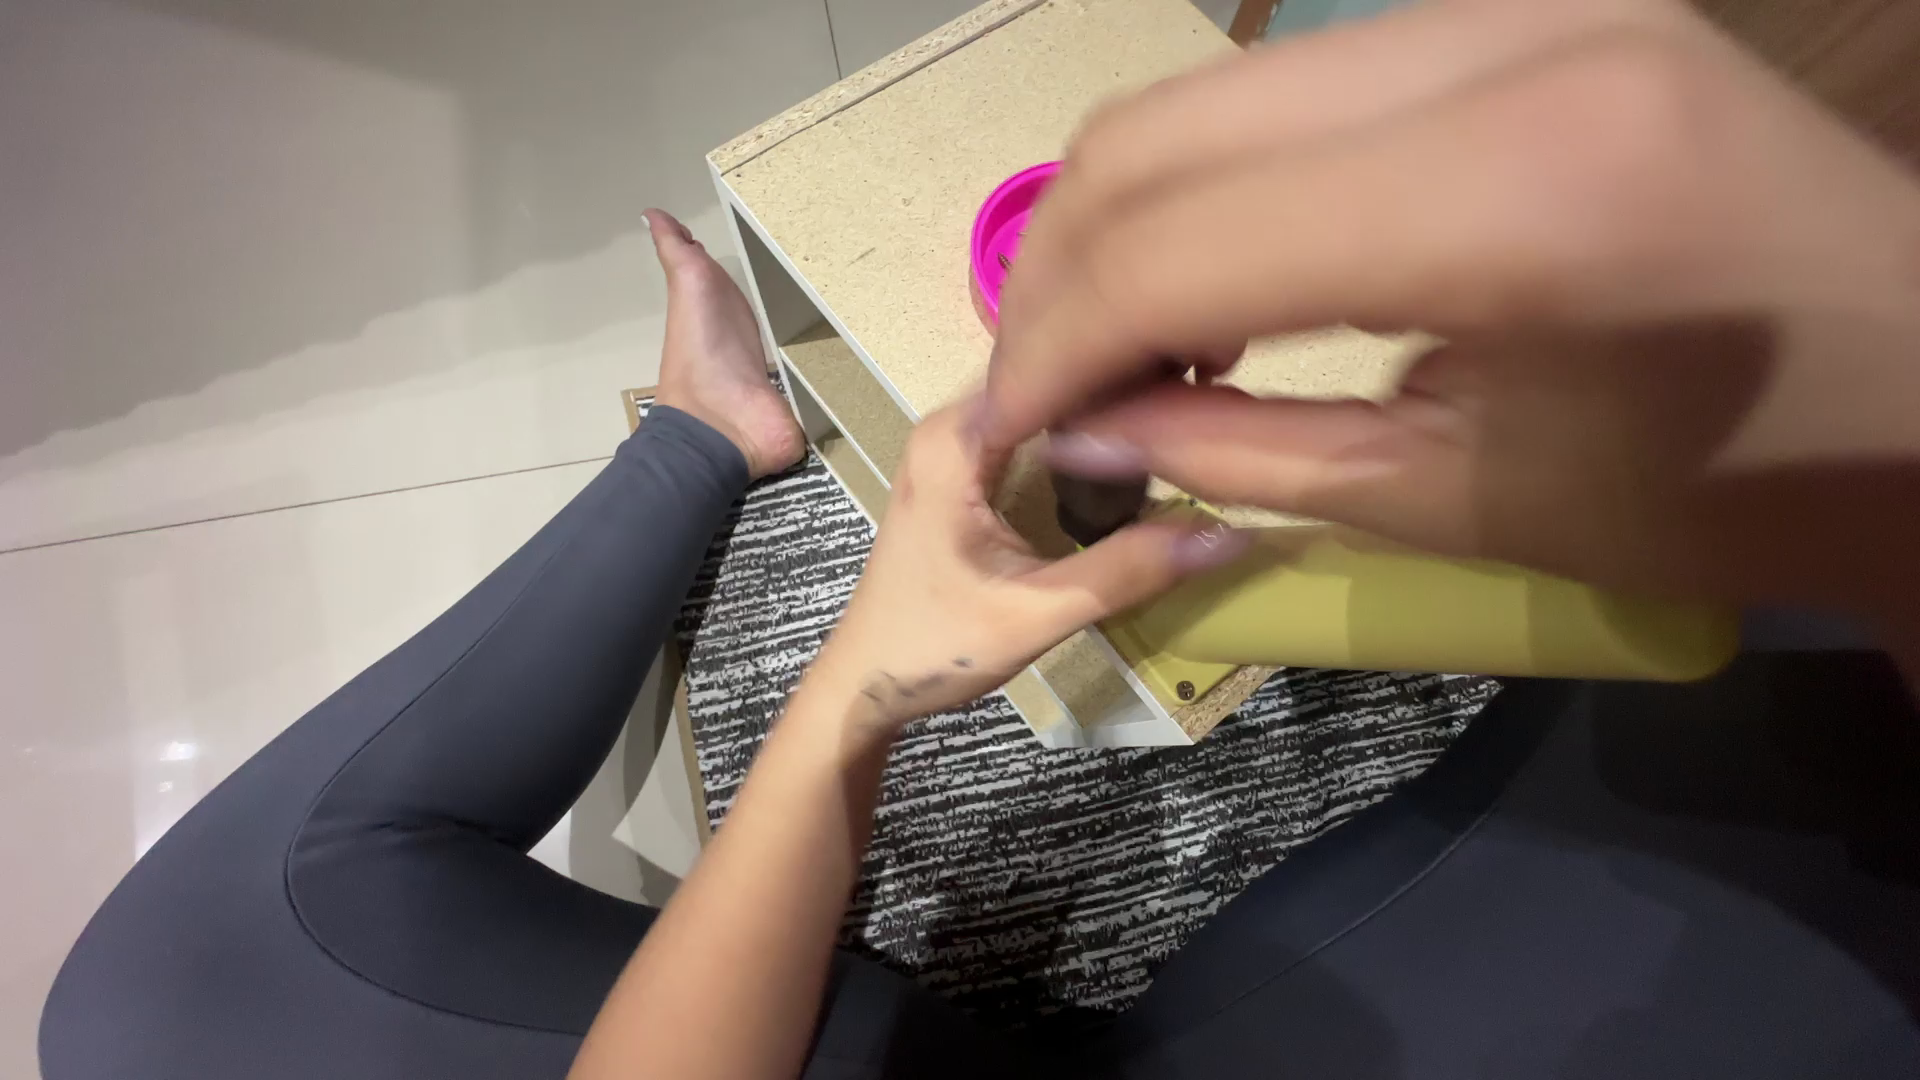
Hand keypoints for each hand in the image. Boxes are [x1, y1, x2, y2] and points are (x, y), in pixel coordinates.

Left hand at [801, 396, 1249, 732]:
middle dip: (1122, 391)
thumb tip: (1226, 532)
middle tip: (1202, 408)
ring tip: (1179, 429)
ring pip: (1043, 410)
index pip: (1054, 367)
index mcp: (957, 438)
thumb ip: (1127, 570)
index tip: (1199, 379)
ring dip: (1102, 420)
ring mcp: (955, 449)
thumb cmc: (934, 645)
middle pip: (1050, 382)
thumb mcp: (1035, 612)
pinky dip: (1078, 448)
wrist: (867, 681)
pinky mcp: (963, 476)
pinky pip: (1032, 438)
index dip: (1127, 370)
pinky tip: (1129, 464)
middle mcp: (952, 426)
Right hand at [985, 0, 1919, 635]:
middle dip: (1048, 283)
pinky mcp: (1484, 20)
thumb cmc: (1701, 493)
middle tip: (1032, 387)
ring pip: (1178, 106)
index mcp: (1502, 196)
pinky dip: (1174, 203)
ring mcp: (1488, 7)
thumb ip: (1222, 453)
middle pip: (1146, 142)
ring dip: (1096, 237)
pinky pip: (1247, 104)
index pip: (1170, 251)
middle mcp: (1486, 44)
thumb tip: (1074, 430)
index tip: (1004, 427)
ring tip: (1095, 351)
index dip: (1051, 349)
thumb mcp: (1432, 503)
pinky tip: (1181, 294)